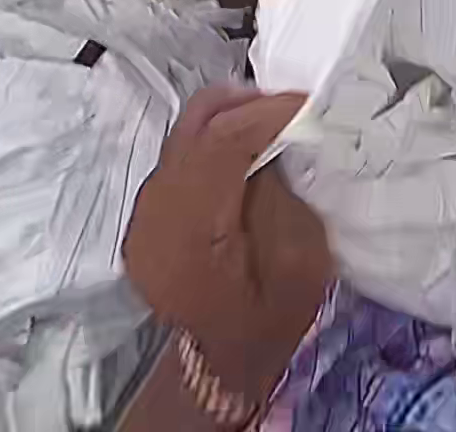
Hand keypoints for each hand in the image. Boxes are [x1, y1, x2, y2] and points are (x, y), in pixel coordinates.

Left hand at [123, 86, 330, 400]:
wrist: (227, 353)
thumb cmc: (273, 312)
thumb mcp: (300, 258)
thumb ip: (283, 191)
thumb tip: (280, 134)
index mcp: (188, 238)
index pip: (220, 144)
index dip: (268, 112)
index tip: (310, 102)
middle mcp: (153, 215)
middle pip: (197, 122)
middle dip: (250, 102)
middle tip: (295, 105)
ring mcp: (145, 208)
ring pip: (189, 125)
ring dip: (236, 113)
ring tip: (277, 120)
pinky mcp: (151, 202)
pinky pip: (186, 143)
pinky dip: (222, 130)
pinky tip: (251, 143)